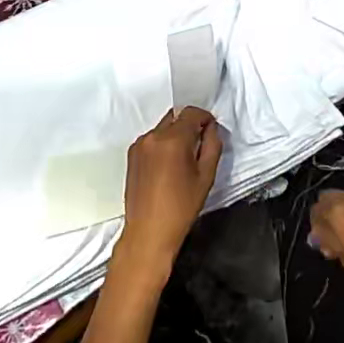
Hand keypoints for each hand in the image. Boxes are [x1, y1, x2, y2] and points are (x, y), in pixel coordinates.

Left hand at [115, 107, 222, 277]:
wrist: (149, 230)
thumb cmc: (181, 207)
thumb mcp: (206, 176)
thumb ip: (212, 146)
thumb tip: (211, 129)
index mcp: (172, 140)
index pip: (190, 113)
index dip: (204, 118)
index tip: (211, 130)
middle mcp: (152, 137)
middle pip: (175, 116)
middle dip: (189, 125)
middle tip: (200, 144)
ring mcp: (139, 144)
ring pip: (163, 127)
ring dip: (175, 134)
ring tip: (183, 159)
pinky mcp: (131, 154)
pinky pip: (151, 139)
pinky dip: (162, 144)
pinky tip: (168, 165)